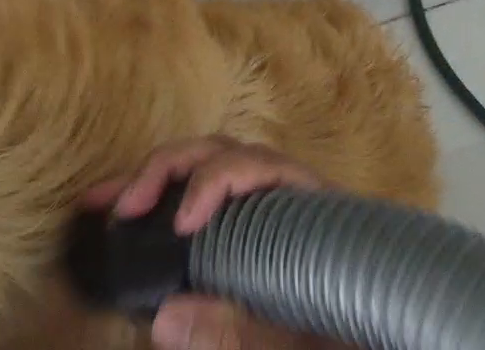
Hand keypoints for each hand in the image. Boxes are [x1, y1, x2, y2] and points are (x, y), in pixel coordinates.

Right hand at [83, 136, 339, 349]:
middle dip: (167, 170)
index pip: (256, 164)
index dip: (214, 181)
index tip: (182, 225)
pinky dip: (160, 202)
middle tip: (122, 207)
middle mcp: (282, 190)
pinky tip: (127, 218)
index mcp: (308, 202)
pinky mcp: (243, 227)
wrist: (381, 336)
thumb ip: (244, 332)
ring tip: (103, 203)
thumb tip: (164, 320)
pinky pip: (199, 199)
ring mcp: (261, 204)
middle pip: (222, 154)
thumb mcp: (304, 340)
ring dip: (153, 180)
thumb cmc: (348, 329)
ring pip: (204, 168)